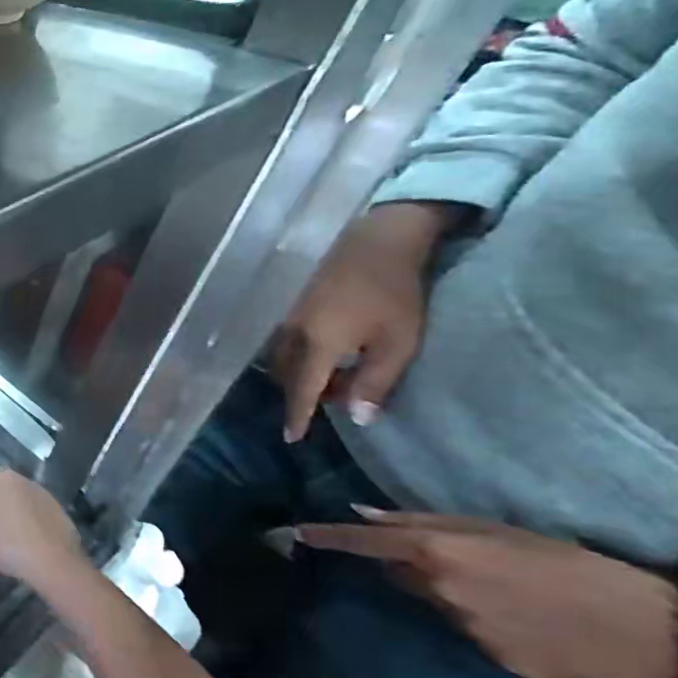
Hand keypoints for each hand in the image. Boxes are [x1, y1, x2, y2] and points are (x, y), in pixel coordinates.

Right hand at [0, 468, 85, 589]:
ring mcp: (42, 494)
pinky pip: (33, 515)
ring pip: (16, 501)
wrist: (52, 561)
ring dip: (7, 514)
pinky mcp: (57, 512)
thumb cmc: (6, 540)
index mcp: (0, 477)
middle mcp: (22, 478)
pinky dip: (25, 524)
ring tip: (3, 539)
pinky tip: (24, 543)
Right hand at [270, 202, 462, 440]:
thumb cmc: (393, 294)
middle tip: (334, 398)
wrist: (377, 240)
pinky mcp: (292, 299)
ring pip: (281, 354)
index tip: (292, 438)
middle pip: (285, 372)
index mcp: (318, 342)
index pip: (302, 389)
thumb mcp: (397, 344)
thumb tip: (356, 419)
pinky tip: (321, 349)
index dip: (298, 415)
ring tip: (331, 374)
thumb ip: (374, 384)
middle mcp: (294, 329)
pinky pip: (283, 337)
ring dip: (298, 371)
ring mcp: (289, 311)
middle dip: (302, 392)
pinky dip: (296, 353)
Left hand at [297, 509, 677, 677]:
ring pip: (438, 604)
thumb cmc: (566, 559)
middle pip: (402, 575)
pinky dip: (482, 621)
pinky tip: (522, 616)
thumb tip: (366, 516)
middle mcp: (443, 594)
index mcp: (440, 552)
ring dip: (451, 592)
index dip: (328, 538)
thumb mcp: (492, 527)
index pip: (366, 544)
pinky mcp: (498, 665)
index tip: (293, 534)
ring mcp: (469, 634)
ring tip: (504, 586)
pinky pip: (472, 633)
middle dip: (410, 564)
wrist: (646, 627)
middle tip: (455, 556)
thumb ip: (422, 522)